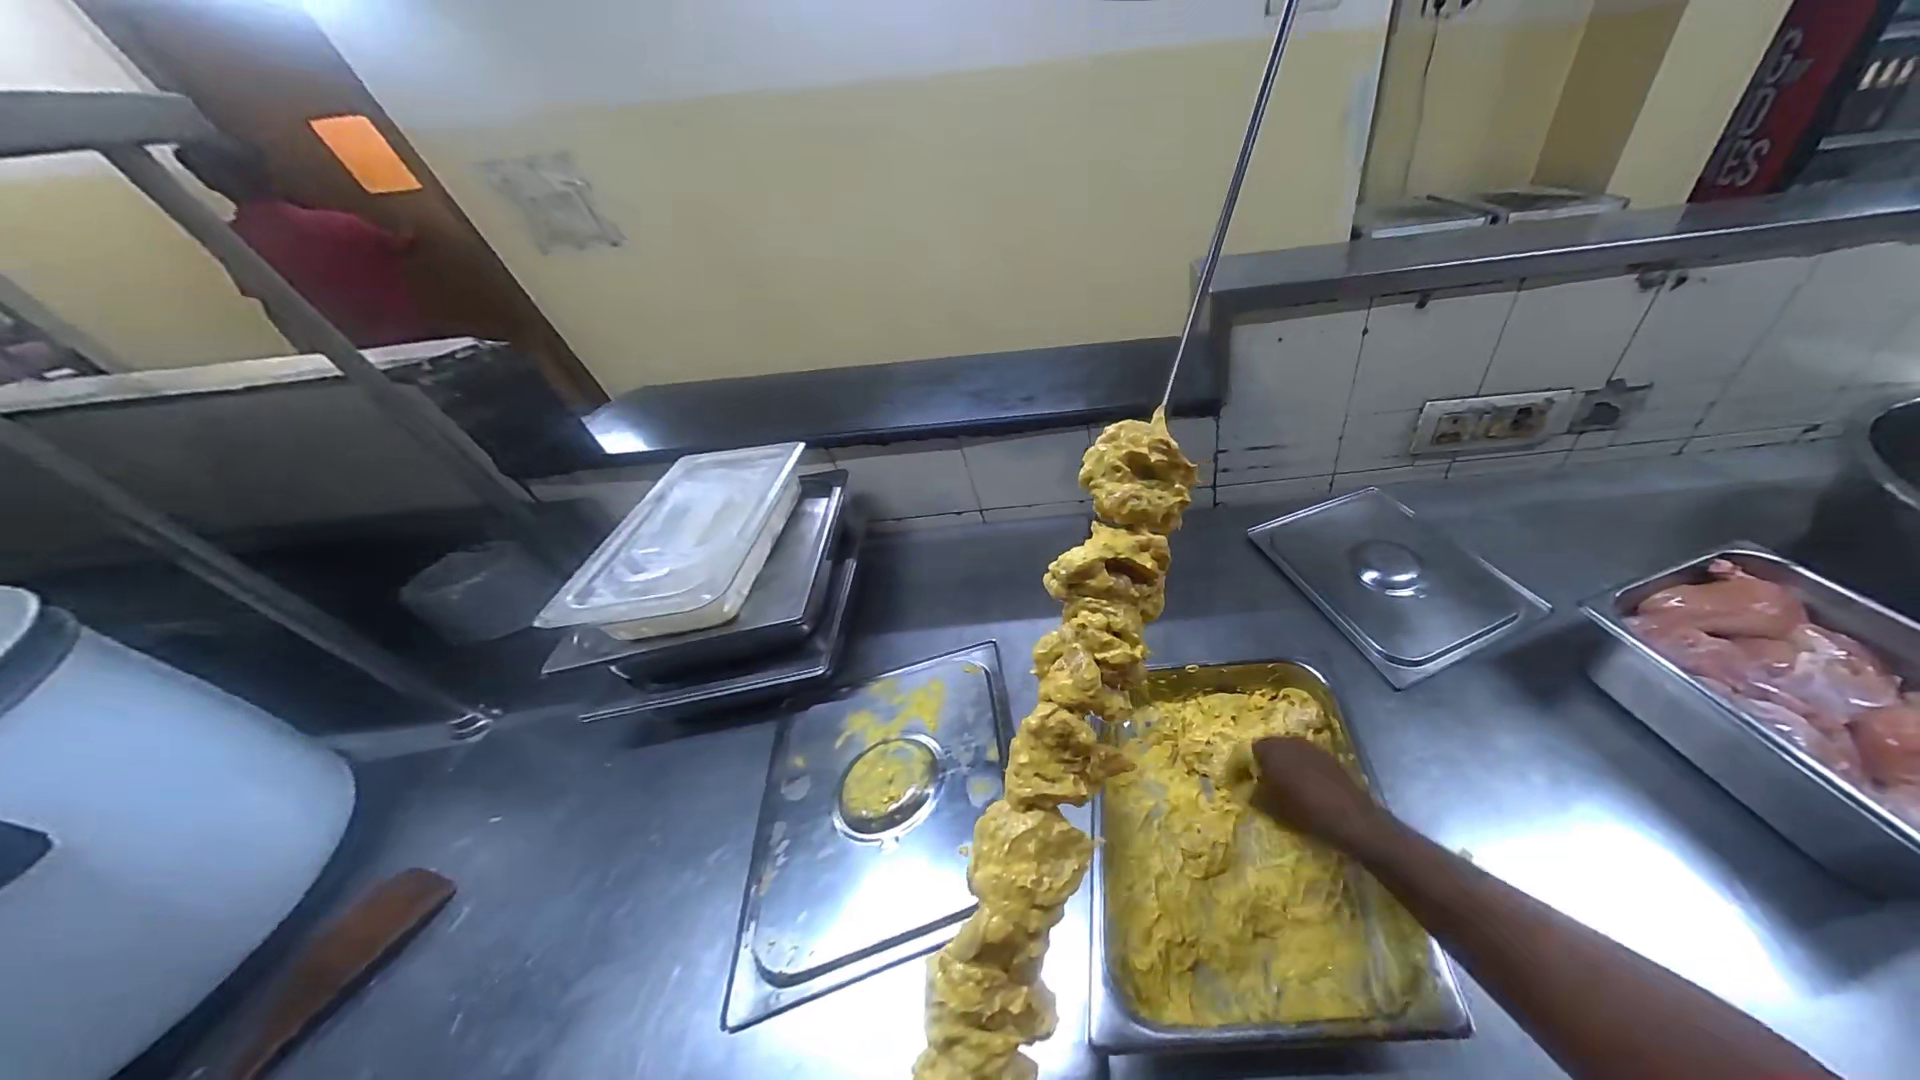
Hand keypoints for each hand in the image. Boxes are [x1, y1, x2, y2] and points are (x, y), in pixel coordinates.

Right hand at [1249, 736, 1392, 853]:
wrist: (1349, 818)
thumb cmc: (1300, 808)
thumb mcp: (1266, 805)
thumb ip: (1253, 791)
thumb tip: (1252, 786)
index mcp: (1271, 748)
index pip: (1253, 749)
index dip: (1252, 764)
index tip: (1255, 780)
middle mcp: (1291, 741)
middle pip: (1275, 748)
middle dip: (1272, 762)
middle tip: (1272, 783)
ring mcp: (1315, 748)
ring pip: (1295, 754)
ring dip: (1292, 766)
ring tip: (1293, 787)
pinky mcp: (1333, 759)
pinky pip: (1313, 762)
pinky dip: (1309, 772)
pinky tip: (1313, 790)